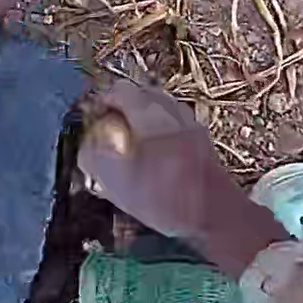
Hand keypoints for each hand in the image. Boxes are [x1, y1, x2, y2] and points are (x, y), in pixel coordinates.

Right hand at [78, 81, 288, 276]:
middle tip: (108, 130)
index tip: (92, 121)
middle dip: (121, 107)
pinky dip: (158, 127)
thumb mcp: (117, 183)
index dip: (101, 102)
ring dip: (140, 116)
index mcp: (149, 112)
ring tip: (129, 142)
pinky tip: (153, 152)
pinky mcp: (200, 136)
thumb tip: (86, 145)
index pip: (120, 90)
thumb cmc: (163, 196)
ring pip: (158, 106)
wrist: (216, 213)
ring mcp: (189, 120)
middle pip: (141, 93)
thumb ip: (95, 157)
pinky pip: (172, 120)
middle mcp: (171, 108)